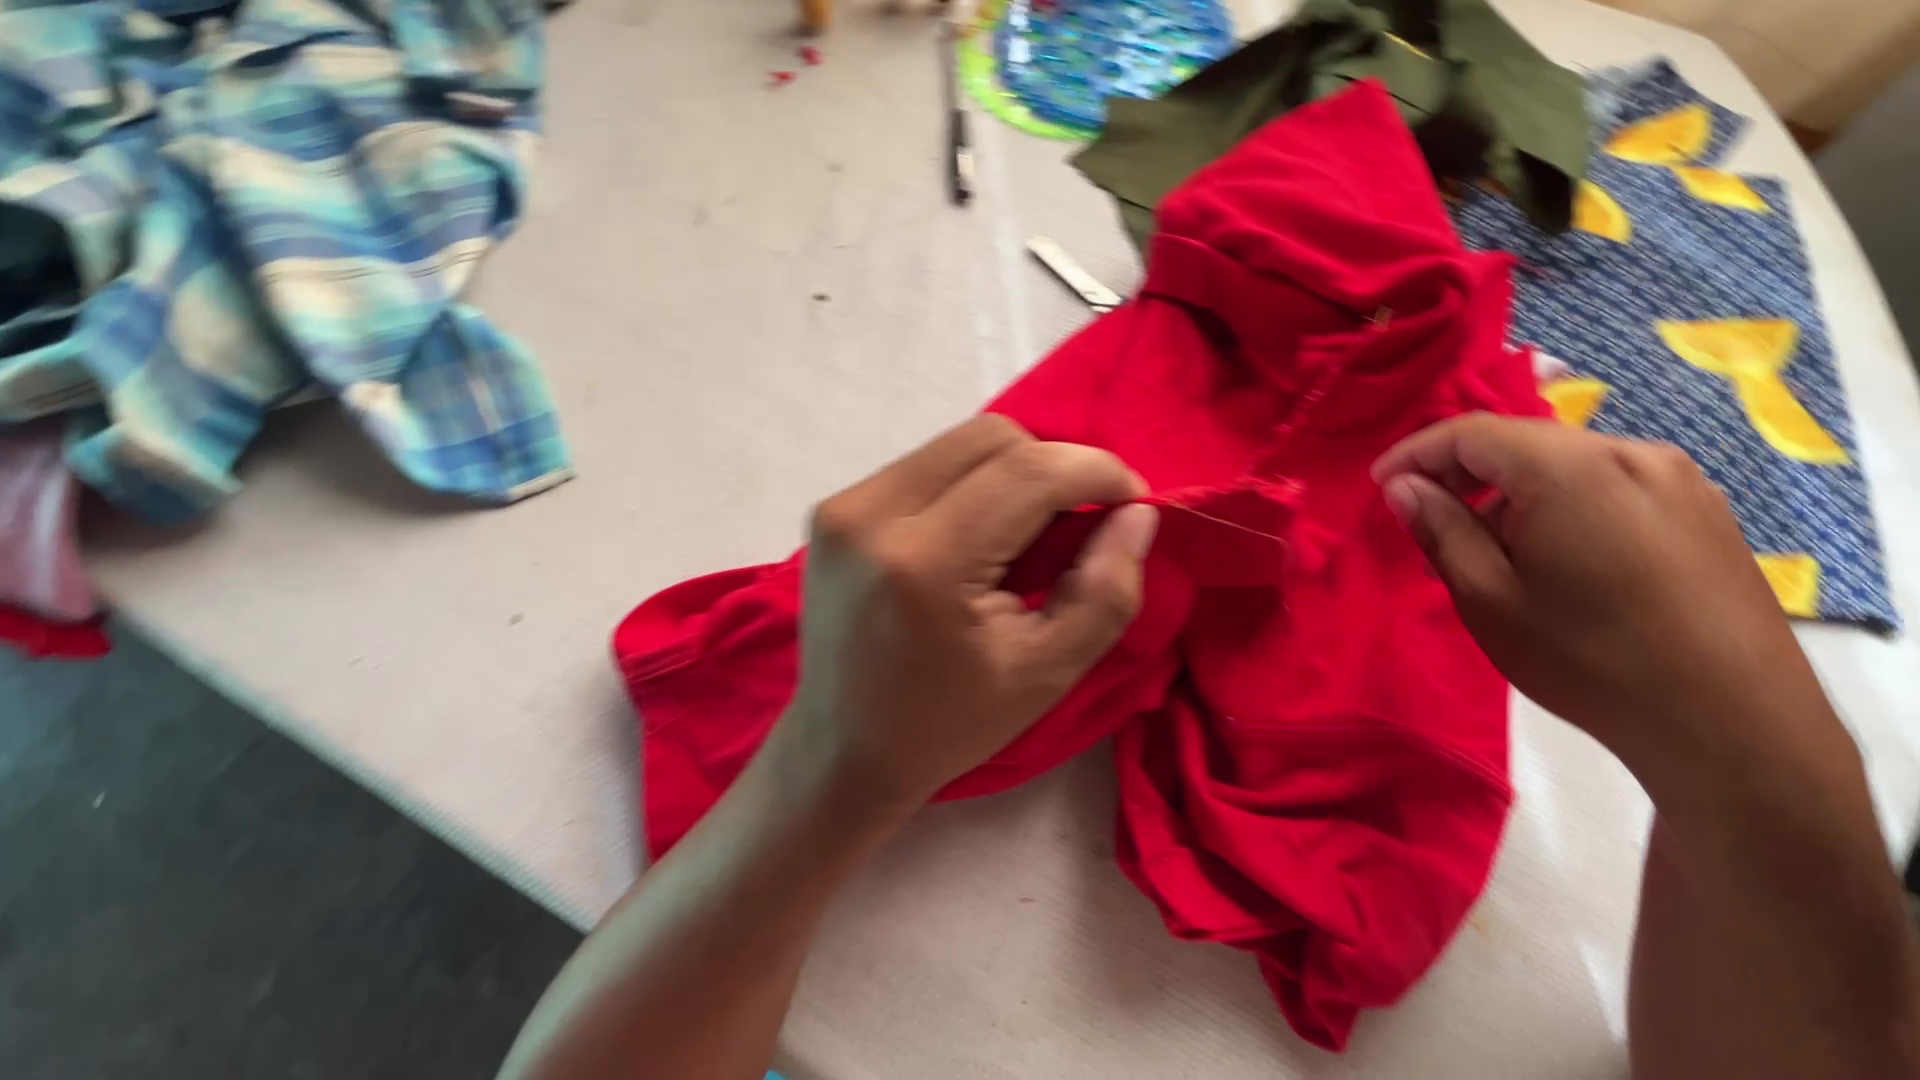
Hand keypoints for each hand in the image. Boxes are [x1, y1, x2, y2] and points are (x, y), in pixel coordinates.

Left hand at [783, 415, 1158, 813]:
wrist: (844, 749)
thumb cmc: (950, 723)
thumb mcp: (1047, 672)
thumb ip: (1107, 589)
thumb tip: (1138, 511)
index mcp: (923, 564)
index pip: (1028, 471)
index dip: (1096, 471)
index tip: (1131, 500)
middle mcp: (870, 516)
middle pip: (992, 438)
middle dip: (1054, 466)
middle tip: (1077, 523)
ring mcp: (843, 506)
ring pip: (958, 442)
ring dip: (1012, 472)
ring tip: (1024, 536)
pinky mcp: (833, 508)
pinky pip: (925, 463)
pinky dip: (970, 484)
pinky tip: (976, 538)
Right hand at [1370, 414, 1822, 765]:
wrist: (1732, 723)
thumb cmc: (1588, 659)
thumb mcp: (1488, 598)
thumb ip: (1440, 529)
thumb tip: (1403, 486)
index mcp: (1572, 469)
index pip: (1474, 432)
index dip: (1417, 453)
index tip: (1380, 486)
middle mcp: (1632, 454)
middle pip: (1525, 441)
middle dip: (1465, 472)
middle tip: (1427, 516)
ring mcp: (1679, 480)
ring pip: (1569, 463)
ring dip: (1515, 490)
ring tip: (1493, 548)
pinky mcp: (1705, 511)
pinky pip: (1612, 485)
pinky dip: (1565, 502)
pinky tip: (1557, 556)